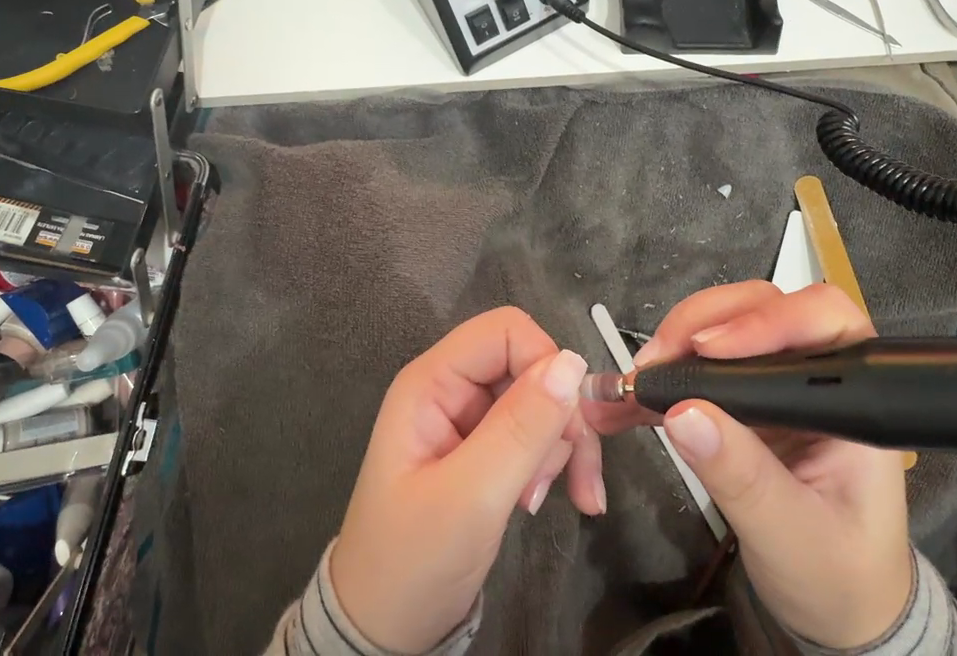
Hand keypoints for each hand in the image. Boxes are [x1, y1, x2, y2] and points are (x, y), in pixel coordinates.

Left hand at [330, 307, 603, 652]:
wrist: (383, 628)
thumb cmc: (413, 561)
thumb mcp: (471, 496)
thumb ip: (521, 427)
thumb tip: (573, 362)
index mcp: (432, 383)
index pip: (505, 331)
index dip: (546, 363)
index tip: (568, 423)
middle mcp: (451, 389)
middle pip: (529, 365)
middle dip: (559, 417)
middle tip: (567, 478)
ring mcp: (468, 420)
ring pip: (540, 400)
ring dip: (557, 448)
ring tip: (537, 500)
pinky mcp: (485, 450)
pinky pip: (535, 433)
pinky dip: (551, 464)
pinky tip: (539, 502)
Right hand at [606, 281, 913, 649]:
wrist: (837, 610)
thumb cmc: (838, 577)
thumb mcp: (791, 535)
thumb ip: (742, 476)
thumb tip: (684, 415)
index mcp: (853, 400)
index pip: (822, 322)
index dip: (763, 323)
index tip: (707, 351)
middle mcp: (818, 376)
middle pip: (762, 308)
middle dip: (702, 325)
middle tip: (653, 365)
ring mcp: (779, 386)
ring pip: (724, 329)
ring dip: (673, 346)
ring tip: (631, 383)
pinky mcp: (745, 404)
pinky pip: (701, 372)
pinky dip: (661, 383)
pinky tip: (623, 402)